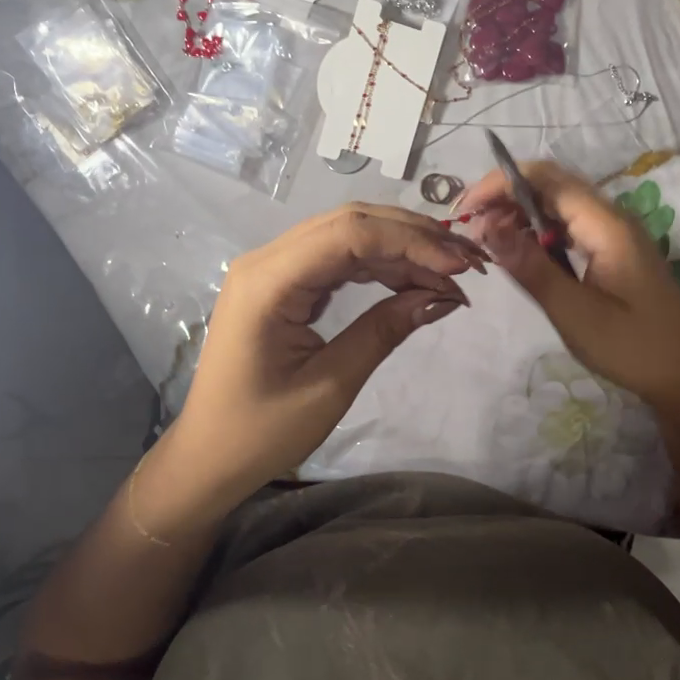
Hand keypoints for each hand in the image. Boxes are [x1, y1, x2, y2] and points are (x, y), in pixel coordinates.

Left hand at [169, 204, 483, 491]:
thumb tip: (442, 298)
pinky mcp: (284, 284)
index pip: (349, 235)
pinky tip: (415, 279)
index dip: (410, 241)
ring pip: (347, 236)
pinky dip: (380, 265)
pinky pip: (337, 258)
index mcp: (268, 281)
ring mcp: (273, 269)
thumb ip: (383, 331)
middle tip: (469, 264)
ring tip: (452, 273)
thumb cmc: (262, 432)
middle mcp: (266, 260)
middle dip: (414, 237)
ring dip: (402, 248)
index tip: (459, 267)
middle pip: (350, 224)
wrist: (210, 456)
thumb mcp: (330, 385)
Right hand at [457, 161, 679, 407]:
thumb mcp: (574, 312)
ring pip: (560, 205)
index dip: (501, 183)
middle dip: (506, 195)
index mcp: (607, 226)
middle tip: (470, 226)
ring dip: (521, 213)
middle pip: (553, 185)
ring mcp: (616, 234)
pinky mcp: (614, 252)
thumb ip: (530, 267)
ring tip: (488, 239)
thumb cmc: (631, 347)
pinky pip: (571, 226)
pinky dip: (540, 231)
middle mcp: (613, 219)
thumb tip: (487, 227)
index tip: (466, 209)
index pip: (547, 179)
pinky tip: (520, 252)